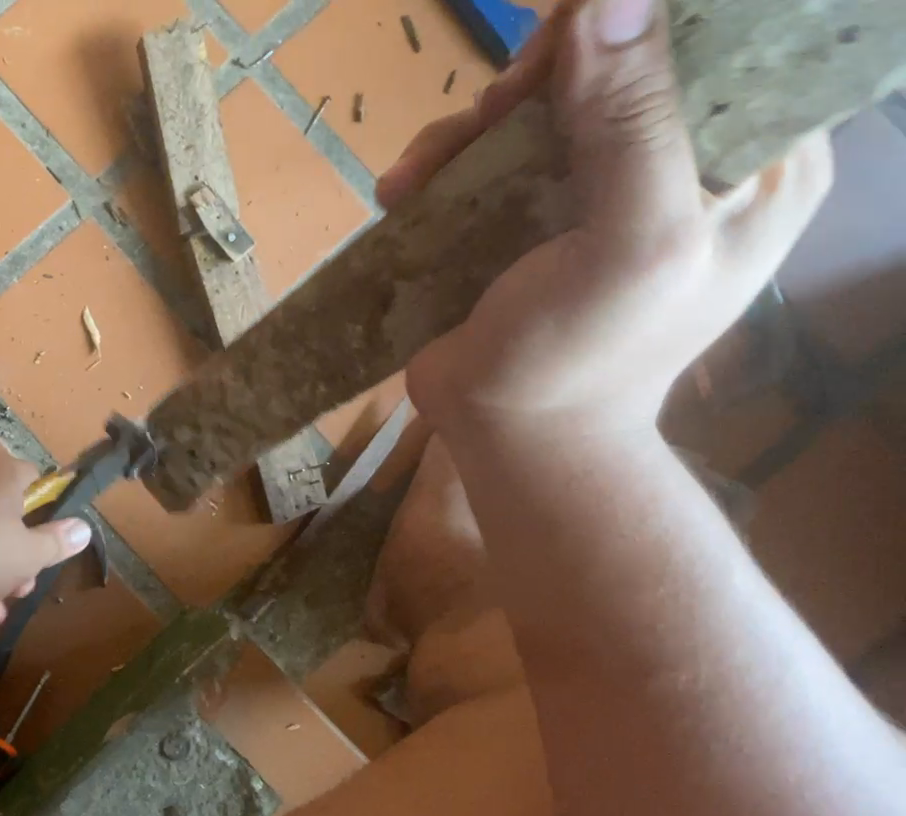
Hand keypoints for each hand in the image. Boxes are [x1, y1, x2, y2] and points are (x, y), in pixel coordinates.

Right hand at [388, 0, 833, 439]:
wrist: (509, 437)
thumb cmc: (586, 356)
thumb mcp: (629, 241)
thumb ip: (631, 123)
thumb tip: (608, 2)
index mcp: (748, 159)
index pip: (714, 41)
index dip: (636, 30)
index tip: (564, 57)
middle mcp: (674, 162)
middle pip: (610, 66)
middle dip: (535, 83)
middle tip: (487, 118)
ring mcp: (588, 191)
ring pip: (533, 111)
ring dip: (465, 130)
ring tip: (415, 175)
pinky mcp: (520, 219)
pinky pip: (483, 161)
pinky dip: (437, 168)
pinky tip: (401, 193)